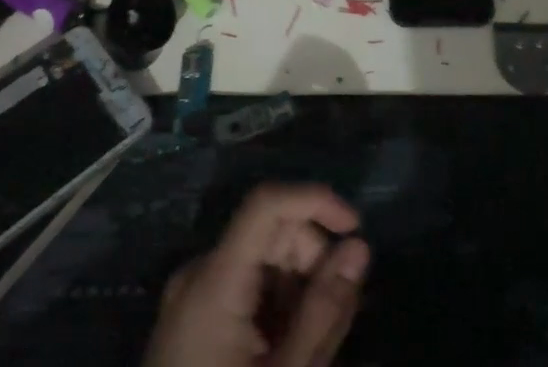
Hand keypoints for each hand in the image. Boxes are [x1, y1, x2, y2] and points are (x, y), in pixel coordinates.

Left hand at [143, 183, 371, 366]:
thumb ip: (326, 309)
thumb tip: (358, 247)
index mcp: (214, 281)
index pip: (266, 204)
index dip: (316, 200)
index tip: (358, 231)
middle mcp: (197, 275)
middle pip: (269, 232)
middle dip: (313, 259)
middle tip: (336, 317)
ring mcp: (189, 296)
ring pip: (261, 259)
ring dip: (297, 285)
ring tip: (307, 345)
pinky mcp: (190, 316)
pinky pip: (244, 284)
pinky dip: (276, 302)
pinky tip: (285, 347)